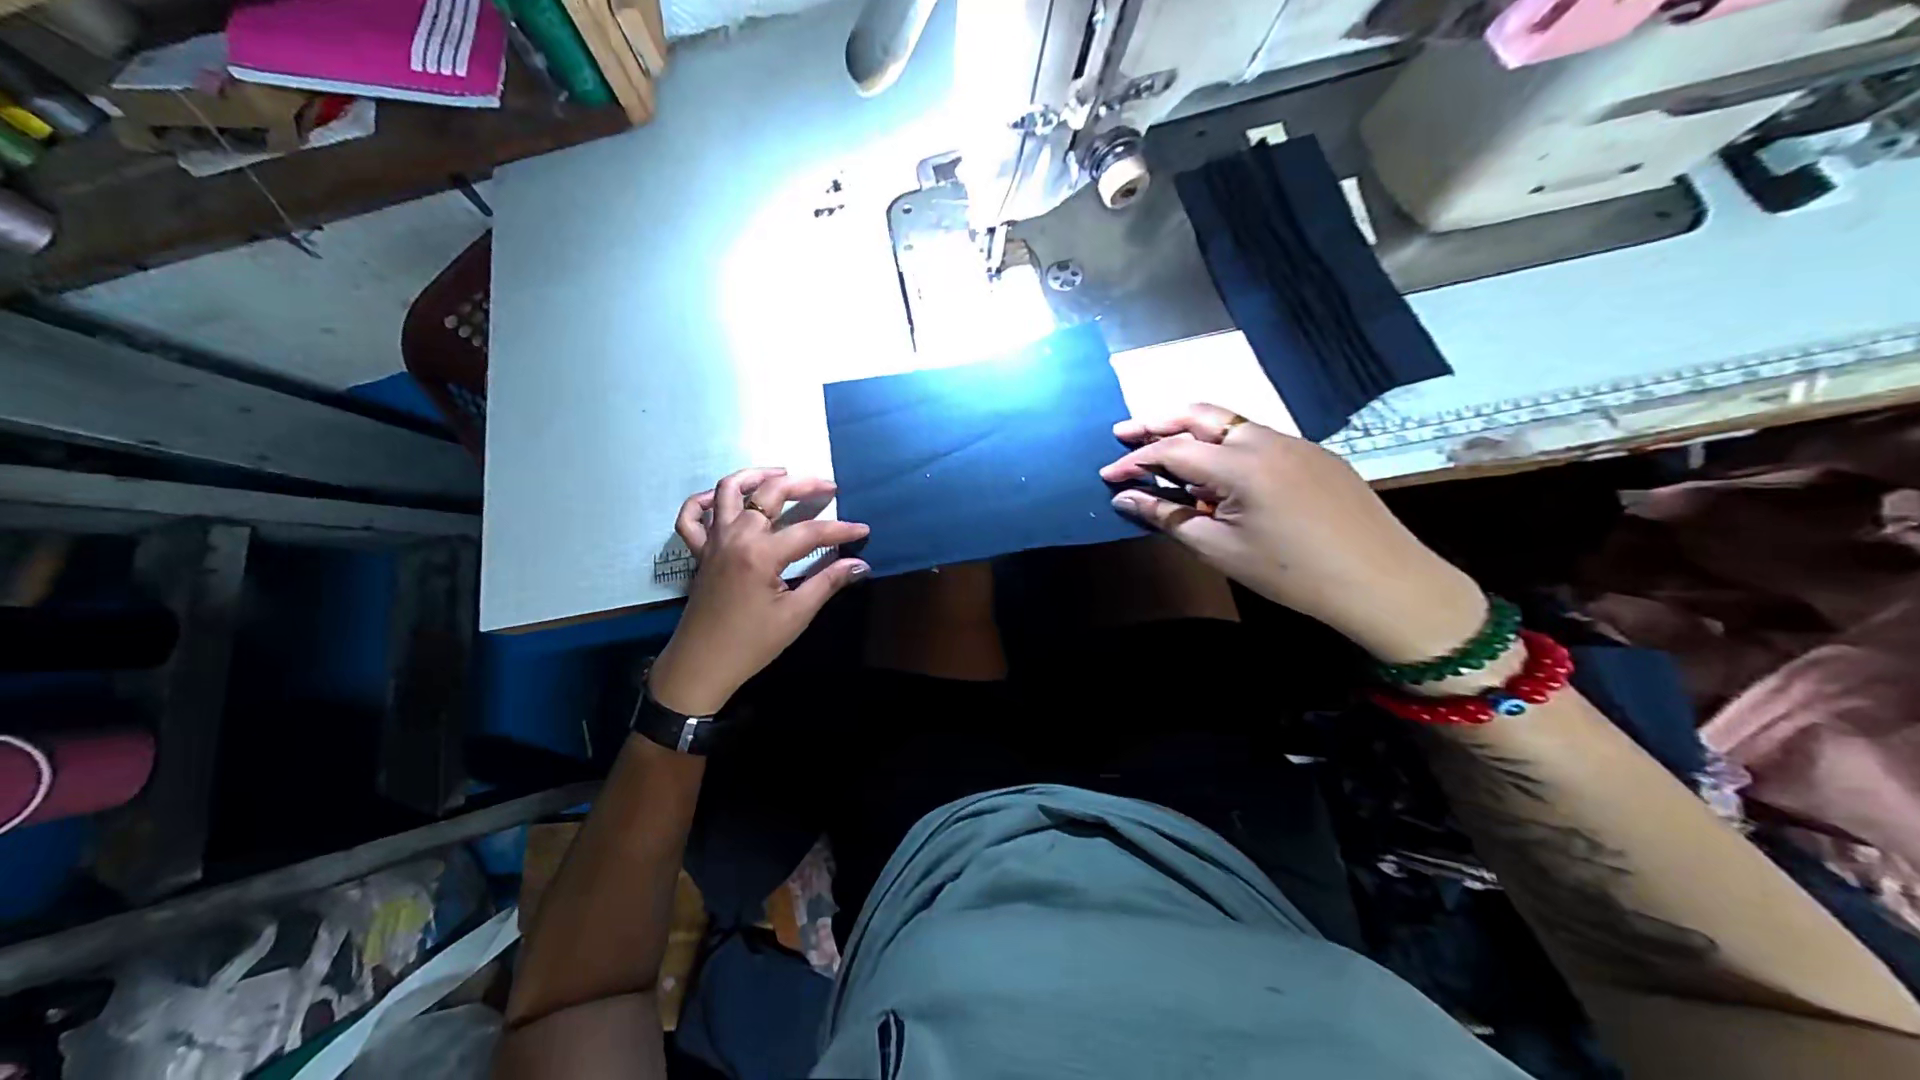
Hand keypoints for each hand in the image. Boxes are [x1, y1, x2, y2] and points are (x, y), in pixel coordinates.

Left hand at [647, 468, 869, 715]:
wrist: (702, 664)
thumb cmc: (752, 644)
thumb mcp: (796, 615)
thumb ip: (828, 582)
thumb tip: (860, 564)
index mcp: (761, 554)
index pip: (809, 532)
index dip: (840, 530)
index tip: (863, 529)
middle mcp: (735, 537)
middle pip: (769, 494)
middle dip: (803, 485)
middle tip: (829, 486)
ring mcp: (713, 541)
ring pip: (728, 490)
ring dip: (755, 476)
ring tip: (780, 474)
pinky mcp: (699, 552)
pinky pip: (692, 516)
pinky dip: (705, 500)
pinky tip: (724, 498)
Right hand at [1100, 404, 1484, 663]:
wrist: (1383, 580)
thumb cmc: (1291, 573)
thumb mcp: (1219, 549)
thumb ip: (1168, 516)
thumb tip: (1125, 499)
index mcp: (1240, 463)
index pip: (1172, 450)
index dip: (1135, 461)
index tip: (1108, 475)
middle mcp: (1265, 439)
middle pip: (1200, 414)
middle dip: (1158, 421)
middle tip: (1124, 434)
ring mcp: (1295, 443)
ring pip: (1231, 423)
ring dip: (1193, 433)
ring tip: (1167, 457)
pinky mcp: (1315, 455)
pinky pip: (1258, 439)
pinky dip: (1226, 448)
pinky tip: (1220, 478)